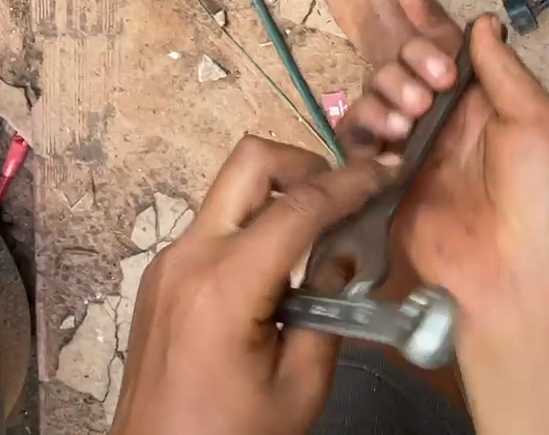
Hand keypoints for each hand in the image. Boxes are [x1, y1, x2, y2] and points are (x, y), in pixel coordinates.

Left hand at [111, 136, 384, 434]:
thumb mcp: (298, 389)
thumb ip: (329, 312)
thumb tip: (344, 251)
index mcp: (224, 285)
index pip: (297, 206)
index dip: (349, 183)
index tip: (385, 172)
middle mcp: (190, 253)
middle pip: (248, 160)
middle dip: (303, 162)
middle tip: (341, 194)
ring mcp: (170, 256)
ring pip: (230, 185)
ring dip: (278, 190)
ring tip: (317, 229)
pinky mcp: (163, 269)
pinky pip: (216, 220)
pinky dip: (254, 219)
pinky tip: (278, 263)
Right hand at [383, 16, 548, 434]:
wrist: (519, 278)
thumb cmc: (543, 196)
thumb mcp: (538, 122)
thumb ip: (502, 69)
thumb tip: (482, 22)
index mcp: (486, 102)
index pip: (450, 47)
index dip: (427, 19)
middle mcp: (446, 119)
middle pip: (407, 64)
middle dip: (412, 60)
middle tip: (433, 85)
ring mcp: (414, 149)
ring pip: (380, 94)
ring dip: (388, 93)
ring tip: (408, 119)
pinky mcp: (386, 180)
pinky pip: (360, 138)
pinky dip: (366, 129)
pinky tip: (387, 141)